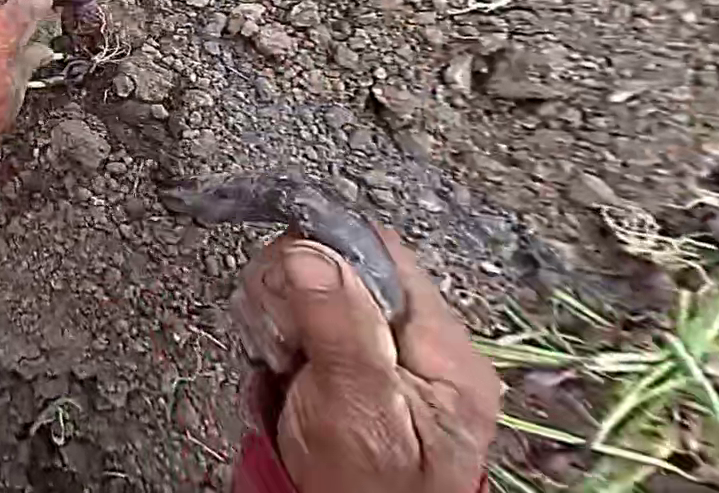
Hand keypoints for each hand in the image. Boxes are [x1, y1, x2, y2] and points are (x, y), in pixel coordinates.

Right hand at [232, 232, 500, 492]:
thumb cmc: (360, 492)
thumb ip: (338, 328)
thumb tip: (308, 251)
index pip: (382, 251)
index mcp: (442, 347)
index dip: (330, 248)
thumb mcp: (357, 411)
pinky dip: (276, 321)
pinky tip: (279, 354)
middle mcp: (413, 337)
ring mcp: (376, 344)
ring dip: (280, 303)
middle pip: (342, 260)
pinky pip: (298, 305)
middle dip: (297, 282)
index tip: (292, 270)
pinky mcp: (342, 351)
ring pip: (312, 277)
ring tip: (282, 351)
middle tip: (287, 329)